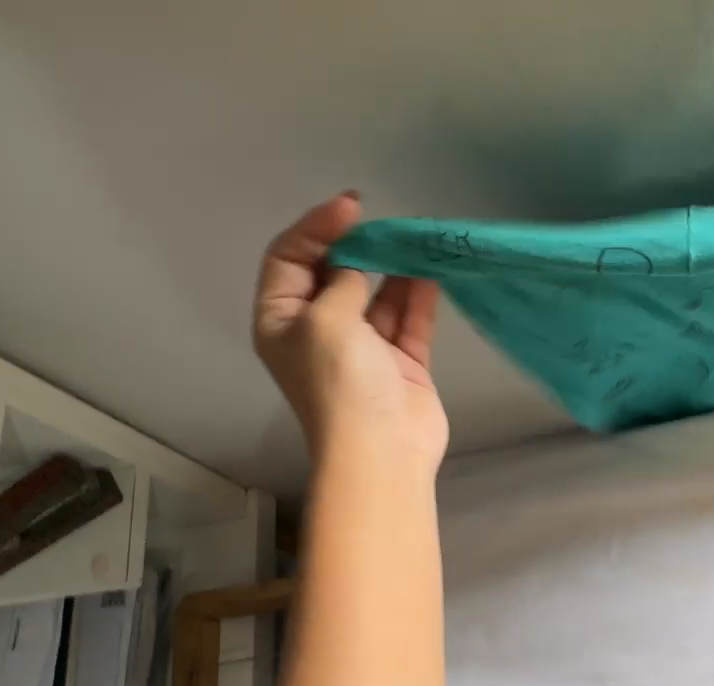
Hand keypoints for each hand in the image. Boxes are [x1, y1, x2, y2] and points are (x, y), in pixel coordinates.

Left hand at [253, 192, 447, 469]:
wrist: (384, 450)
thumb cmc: (341, 384)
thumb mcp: (325, 320)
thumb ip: (340, 282)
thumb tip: (357, 264)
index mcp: (282, 321)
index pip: (290, 258)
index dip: (316, 227)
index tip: (352, 207)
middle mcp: (320, 330)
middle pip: (334, 274)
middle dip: (358, 246)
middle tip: (384, 224)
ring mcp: (364, 348)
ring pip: (377, 296)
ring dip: (394, 269)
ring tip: (415, 241)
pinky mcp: (402, 362)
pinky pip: (409, 320)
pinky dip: (418, 297)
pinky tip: (431, 272)